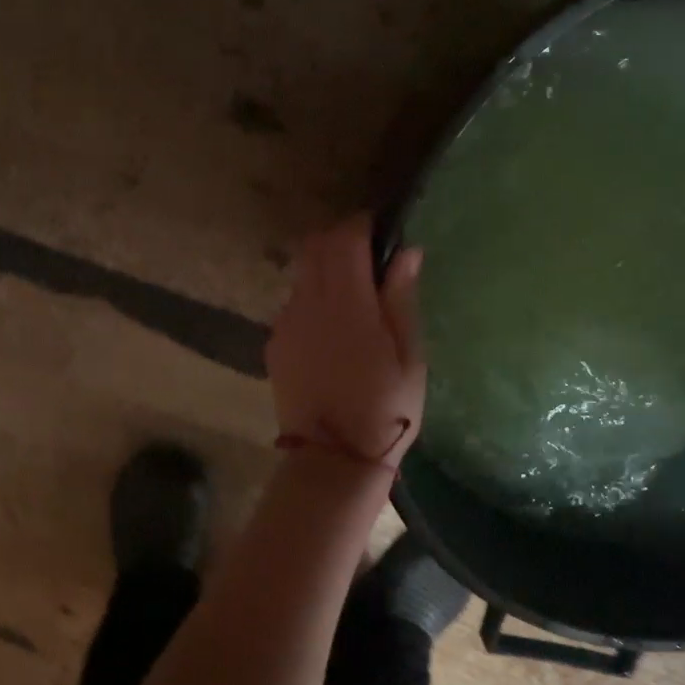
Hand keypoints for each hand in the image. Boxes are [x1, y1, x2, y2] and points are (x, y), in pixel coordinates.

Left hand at [266, 215, 426, 466]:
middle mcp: (309, 304)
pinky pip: (292, 304)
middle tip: (367, 255)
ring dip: (324, 268)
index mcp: (348, 304)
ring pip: (300, 273)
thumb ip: (401, 298)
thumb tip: (406, 252)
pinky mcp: (275, 344)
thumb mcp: (409, 355)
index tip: (381, 230)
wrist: (333, 458)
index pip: (345, 239)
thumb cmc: (386, 409)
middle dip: (340, 239)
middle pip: (314, 246)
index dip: (362, 225)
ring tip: (352, 295)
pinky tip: (331, 330)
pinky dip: (312, 299)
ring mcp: (286, 324)